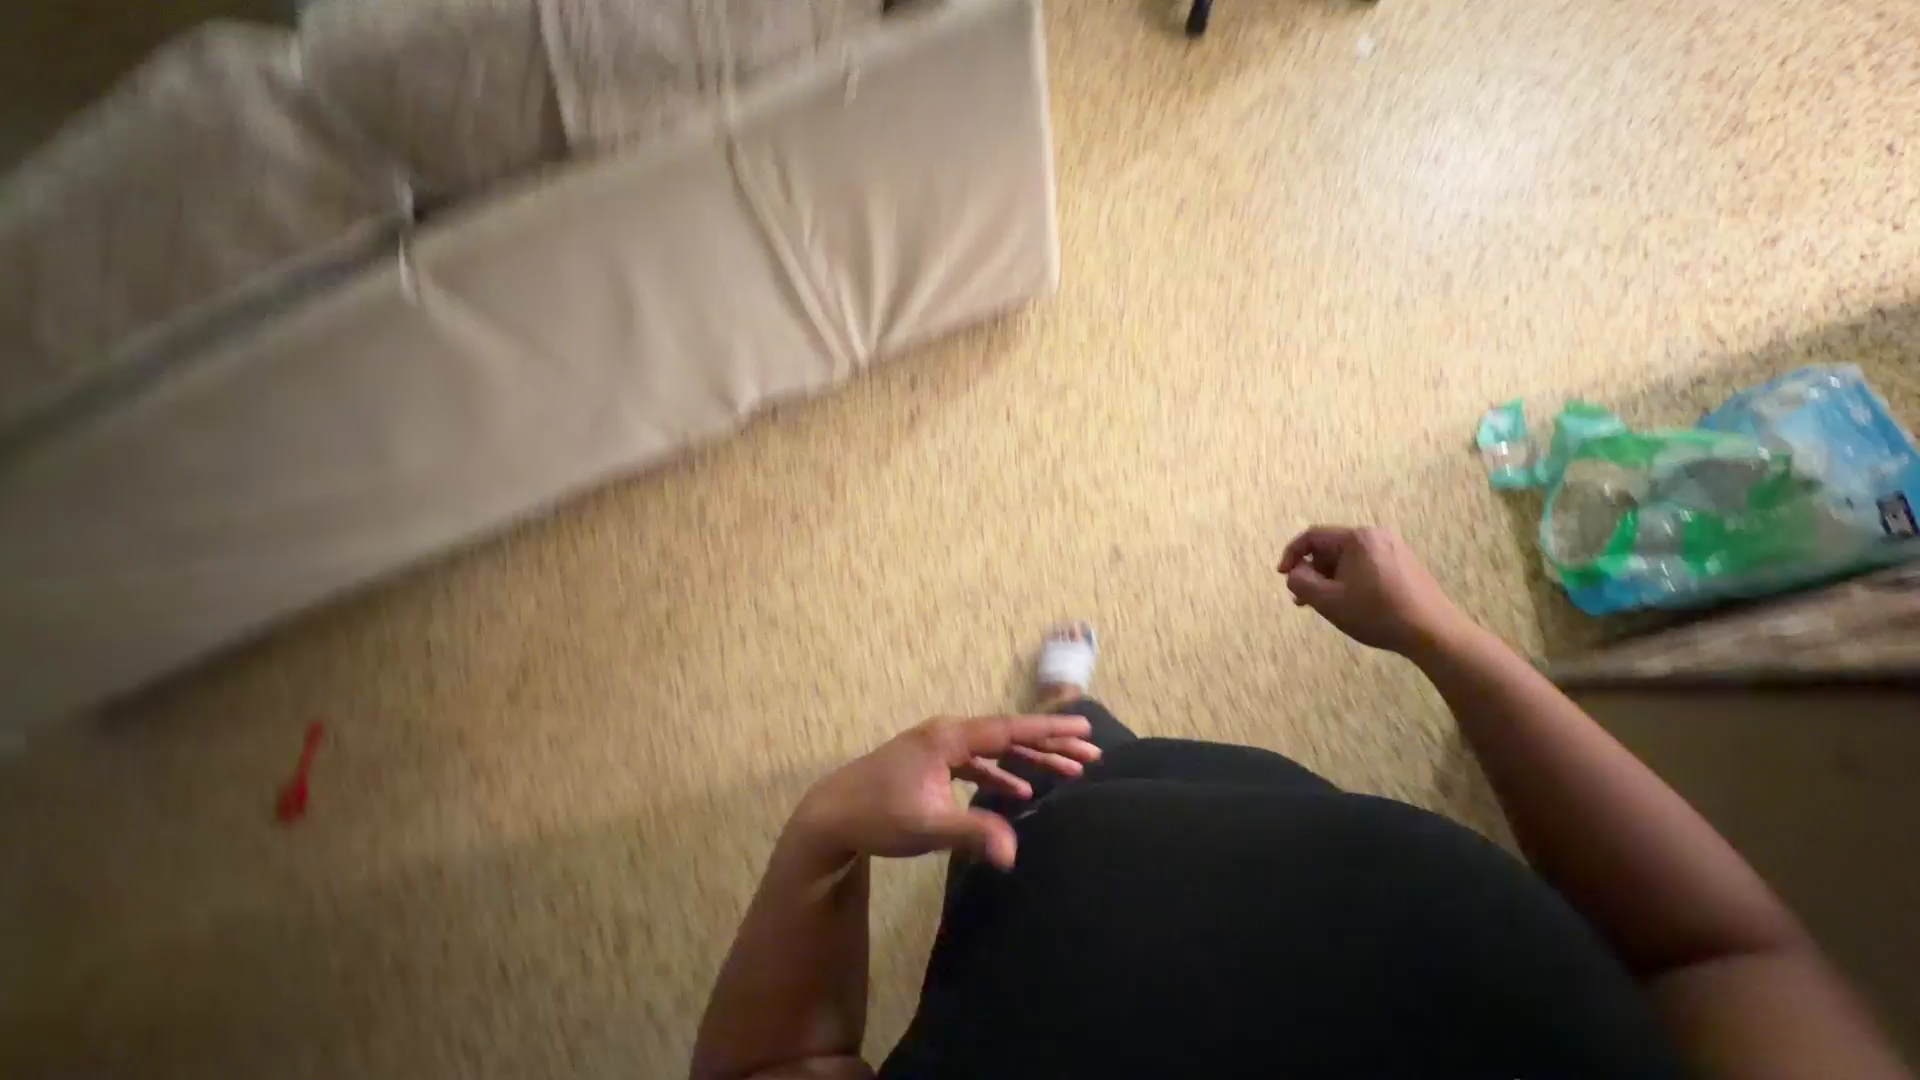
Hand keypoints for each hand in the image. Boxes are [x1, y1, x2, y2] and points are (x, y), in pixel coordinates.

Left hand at [792, 714, 1101, 869]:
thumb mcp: (927, 826)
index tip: (1084, 727)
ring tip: (1068, 771)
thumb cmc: (877, 816)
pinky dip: (1000, 774)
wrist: (831, 815)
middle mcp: (946, 734)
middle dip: (1050, 744)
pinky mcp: (931, 764)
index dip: (1049, 729)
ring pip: (995, 748)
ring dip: (1029, 760)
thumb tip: (1013, 854)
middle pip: (1008, 734)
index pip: (1009, 729)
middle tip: (1091, 755)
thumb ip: (973, 833)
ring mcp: (938, 747)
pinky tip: (1018, 792)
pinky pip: (977, 763)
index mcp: (949, 738)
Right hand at [1278, 525, 1470, 656]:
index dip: (1291, 555)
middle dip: (1313, 572)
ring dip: (1331, 579)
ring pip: (1348, 559)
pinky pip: (1366, 566)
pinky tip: (1352, 603)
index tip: (1283, 577)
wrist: (1433, 632)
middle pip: (1330, 548)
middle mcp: (1377, 536)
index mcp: (1357, 538)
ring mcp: (1395, 549)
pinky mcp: (1406, 565)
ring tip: (1327, 605)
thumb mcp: (1327, 600)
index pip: (1312, 537)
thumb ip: (1300, 582)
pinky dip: (1351, 580)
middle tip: (1305, 599)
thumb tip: (1295, 573)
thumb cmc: (1376, 613)